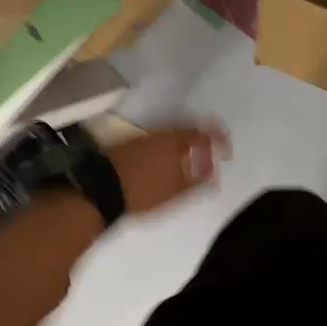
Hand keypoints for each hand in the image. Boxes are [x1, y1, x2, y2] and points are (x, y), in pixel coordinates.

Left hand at [106, 125, 229, 214]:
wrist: (100, 189)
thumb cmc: (143, 191)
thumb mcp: (176, 193)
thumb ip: (199, 182)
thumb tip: (216, 176)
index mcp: (176, 142)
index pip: (205, 134)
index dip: (219, 139)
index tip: (227, 150)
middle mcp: (161, 135)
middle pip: (188, 132)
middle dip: (202, 143)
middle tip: (210, 155)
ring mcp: (143, 139)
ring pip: (172, 138)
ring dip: (185, 147)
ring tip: (190, 163)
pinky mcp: (130, 146)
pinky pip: (158, 142)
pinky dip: (169, 150)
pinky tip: (167, 165)